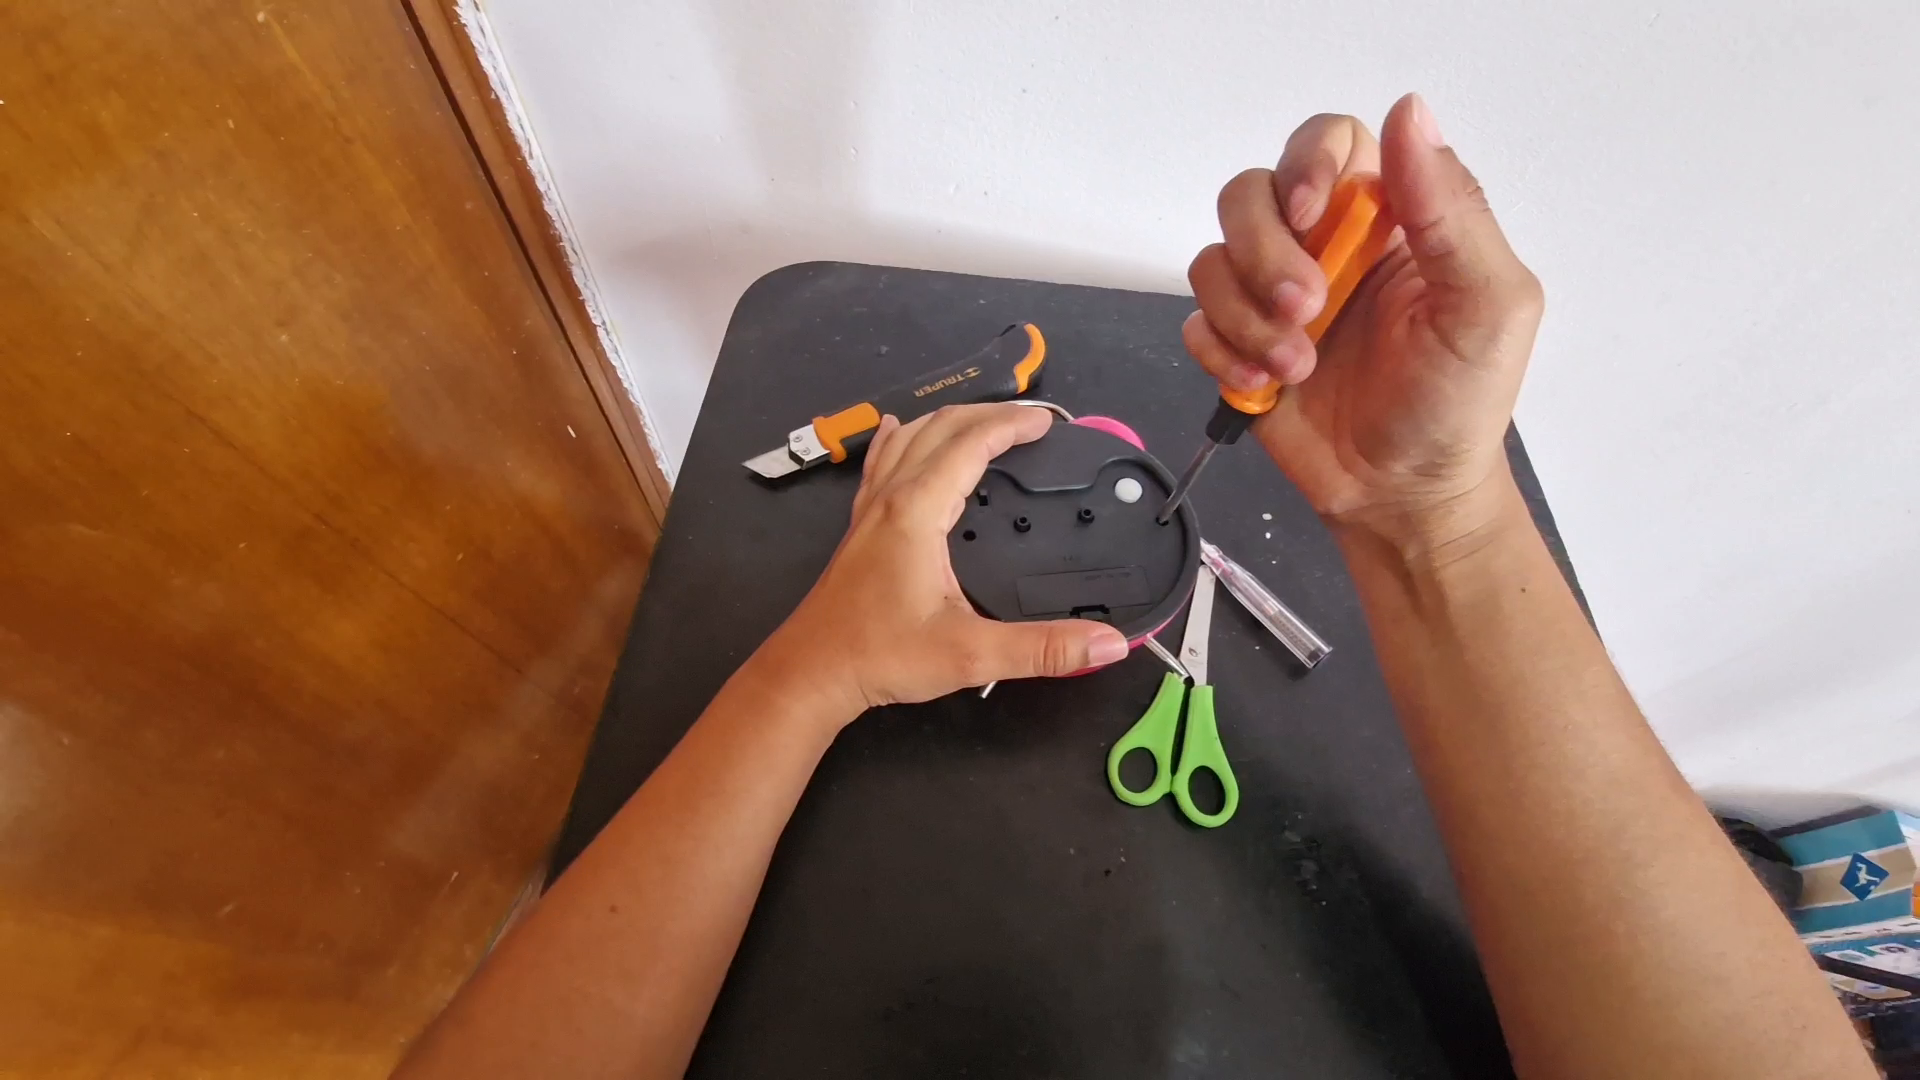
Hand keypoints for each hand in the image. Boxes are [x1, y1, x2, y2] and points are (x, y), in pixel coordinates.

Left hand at [760, 404, 1130, 720]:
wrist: (813, 672)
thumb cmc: (884, 656)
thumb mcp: (971, 655)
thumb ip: (1043, 649)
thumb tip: (1110, 644)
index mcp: (918, 511)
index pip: (970, 444)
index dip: (1011, 425)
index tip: (1048, 422)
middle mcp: (891, 497)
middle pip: (939, 429)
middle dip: (987, 415)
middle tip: (1029, 420)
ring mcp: (869, 508)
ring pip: (907, 439)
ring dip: (948, 421)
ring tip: (982, 421)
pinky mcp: (859, 526)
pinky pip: (880, 462)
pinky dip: (899, 438)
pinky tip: (896, 429)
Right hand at [1183, 93, 1543, 553]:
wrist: (1397, 493)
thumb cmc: (1455, 401)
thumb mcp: (1485, 304)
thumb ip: (1452, 211)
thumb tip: (1407, 110)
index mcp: (1385, 222)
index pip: (1327, 145)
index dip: (1305, 164)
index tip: (1310, 216)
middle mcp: (1317, 250)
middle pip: (1246, 197)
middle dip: (1263, 253)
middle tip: (1306, 311)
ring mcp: (1267, 303)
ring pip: (1210, 264)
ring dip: (1245, 319)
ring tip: (1294, 368)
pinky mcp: (1235, 351)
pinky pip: (1195, 328)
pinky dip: (1221, 356)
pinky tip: (1262, 389)